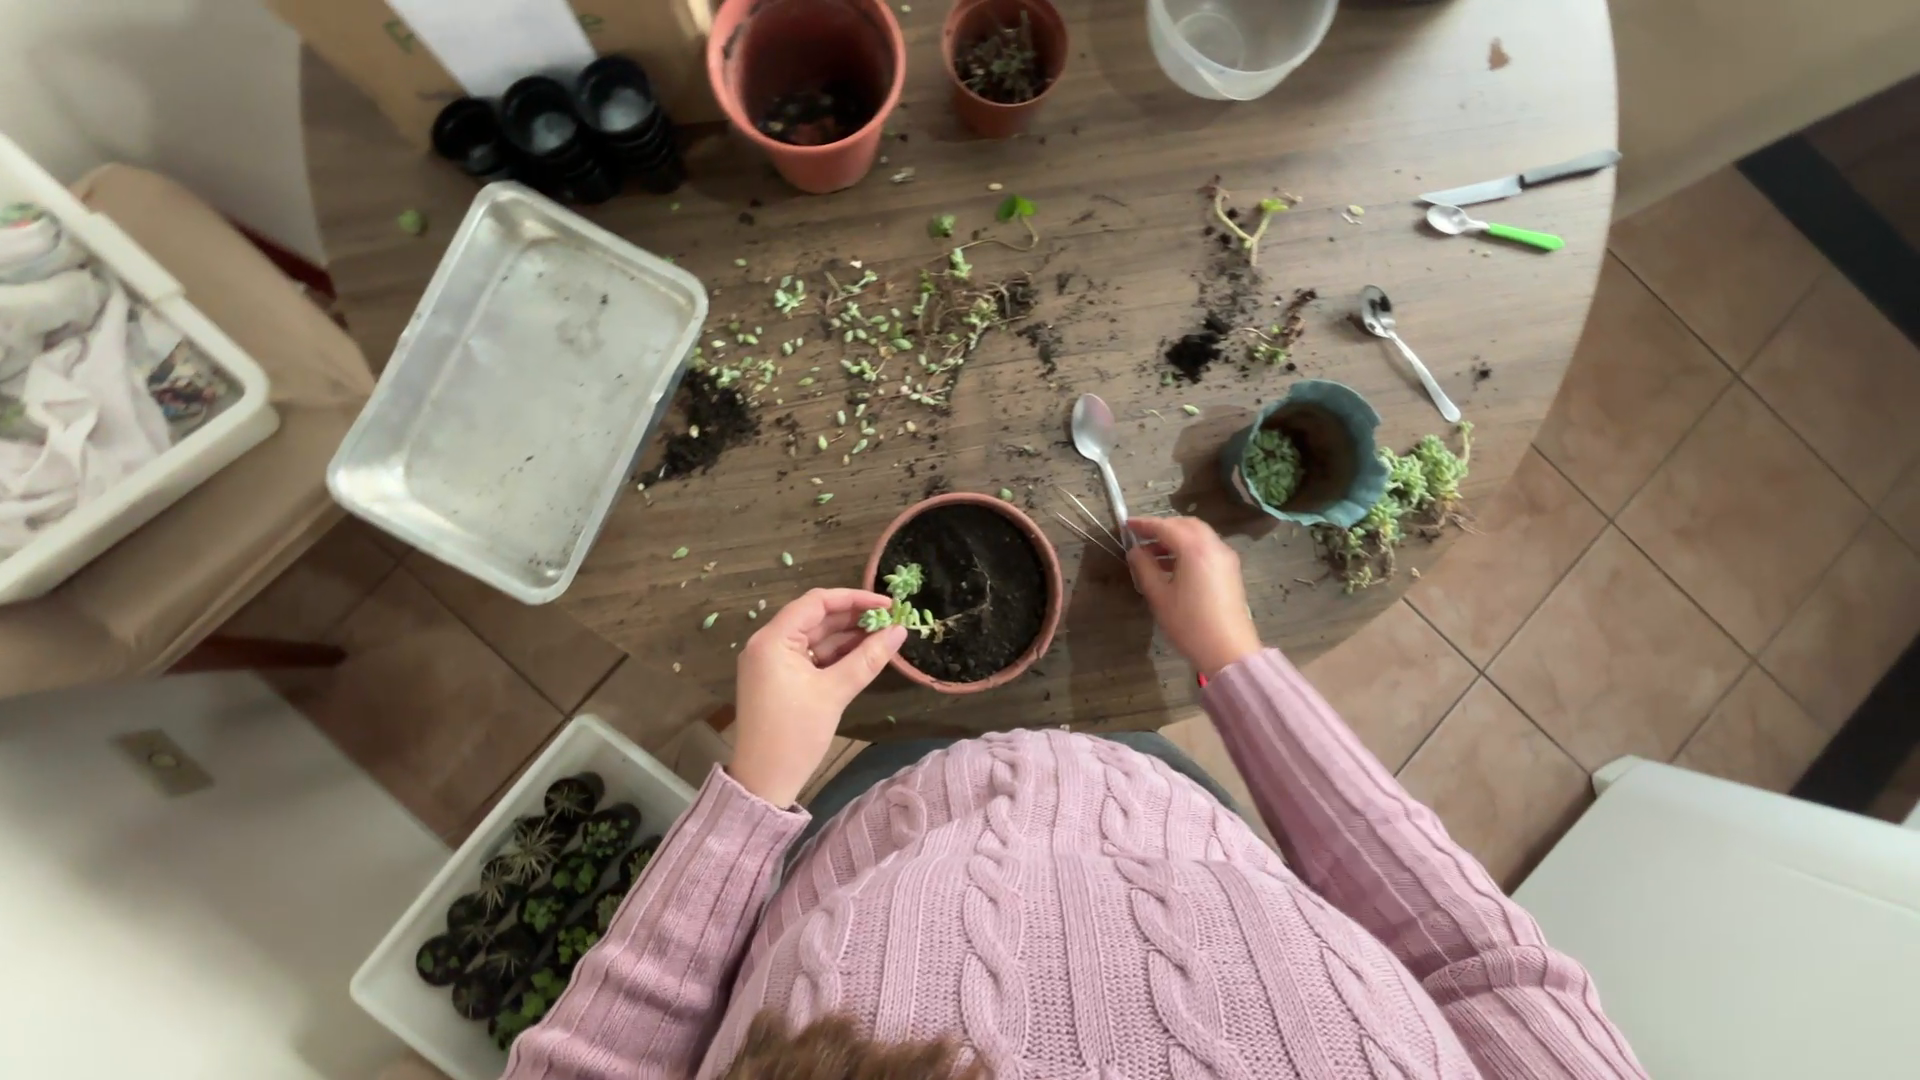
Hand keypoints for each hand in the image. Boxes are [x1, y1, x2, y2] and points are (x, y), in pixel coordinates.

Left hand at [729, 588, 907, 806]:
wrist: (763, 782)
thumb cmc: (795, 735)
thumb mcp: (834, 693)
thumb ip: (868, 658)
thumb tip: (900, 631)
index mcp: (773, 639)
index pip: (817, 602)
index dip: (854, 599)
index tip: (888, 604)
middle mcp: (768, 643)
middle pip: (816, 617)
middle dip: (854, 617)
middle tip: (892, 620)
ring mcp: (773, 661)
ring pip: (816, 637)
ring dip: (848, 635)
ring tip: (885, 635)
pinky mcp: (780, 678)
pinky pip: (812, 655)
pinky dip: (836, 653)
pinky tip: (864, 653)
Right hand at [1125, 515, 1263, 675]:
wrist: (1228, 650)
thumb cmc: (1189, 624)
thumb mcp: (1159, 596)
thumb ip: (1144, 568)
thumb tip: (1135, 551)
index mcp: (1195, 549)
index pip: (1166, 526)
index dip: (1144, 524)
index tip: (1127, 525)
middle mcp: (1214, 546)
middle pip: (1186, 525)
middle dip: (1163, 527)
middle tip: (1141, 538)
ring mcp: (1226, 557)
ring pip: (1199, 535)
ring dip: (1176, 537)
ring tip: (1153, 554)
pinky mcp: (1230, 570)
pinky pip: (1207, 548)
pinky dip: (1189, 547)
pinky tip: (1174, 566)